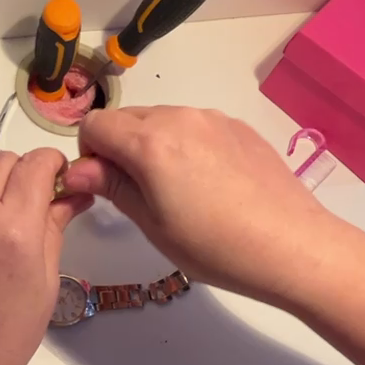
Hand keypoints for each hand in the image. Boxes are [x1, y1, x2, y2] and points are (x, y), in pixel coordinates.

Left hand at [0, 148, 92, 364]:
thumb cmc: (12, 332)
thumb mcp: (46, 281)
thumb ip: (55, 226)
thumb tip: (75, 193)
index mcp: (14, 229)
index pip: (35, 164)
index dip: (51, 163)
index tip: (57, 177)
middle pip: (0, 163)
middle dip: (21, 173)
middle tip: (28, 202)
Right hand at [59, 106, 339, 303]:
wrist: (292, 246)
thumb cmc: (213, 246)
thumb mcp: (151, 223)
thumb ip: (111, 186)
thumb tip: (72, 169)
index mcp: (149, 142)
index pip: (94, 125)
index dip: (90, 155)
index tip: (105, 187)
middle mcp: (179, 117)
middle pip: (126, 118)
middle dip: (118, 148)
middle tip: (139, 194)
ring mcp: (213, 118)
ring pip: (160, 120)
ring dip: (152, 145)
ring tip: (178, 192)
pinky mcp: (238, 127)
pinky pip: (194, 126)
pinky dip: (184, 145)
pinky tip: (209, 185)